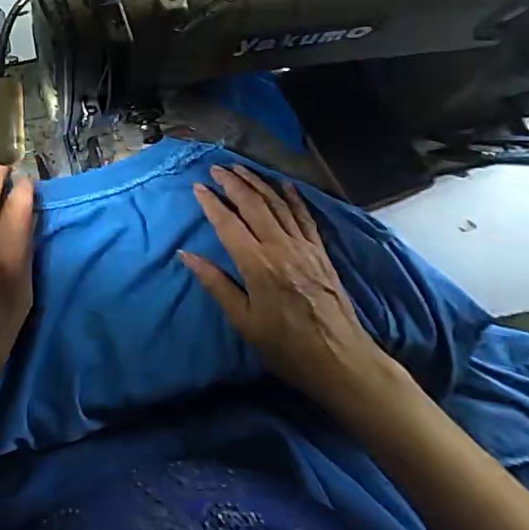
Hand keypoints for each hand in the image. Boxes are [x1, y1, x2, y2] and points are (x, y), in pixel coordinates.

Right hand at [181, 164, 403, 415]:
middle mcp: (281, 248)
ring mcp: (304, 247)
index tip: (197, 187)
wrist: (342, 361)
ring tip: (241, 168)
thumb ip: (216, 284)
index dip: (211, 203)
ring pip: (278, 204)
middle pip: (254, 205)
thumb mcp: (244, 321)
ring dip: (258, 183)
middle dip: (234, 183)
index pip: (228, 224)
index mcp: (258, 265)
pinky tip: (284, 184)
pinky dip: (293, 197)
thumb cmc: (286, 347)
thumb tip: (186, 255)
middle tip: (216, 168)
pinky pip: (305, 216)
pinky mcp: (321, 252)